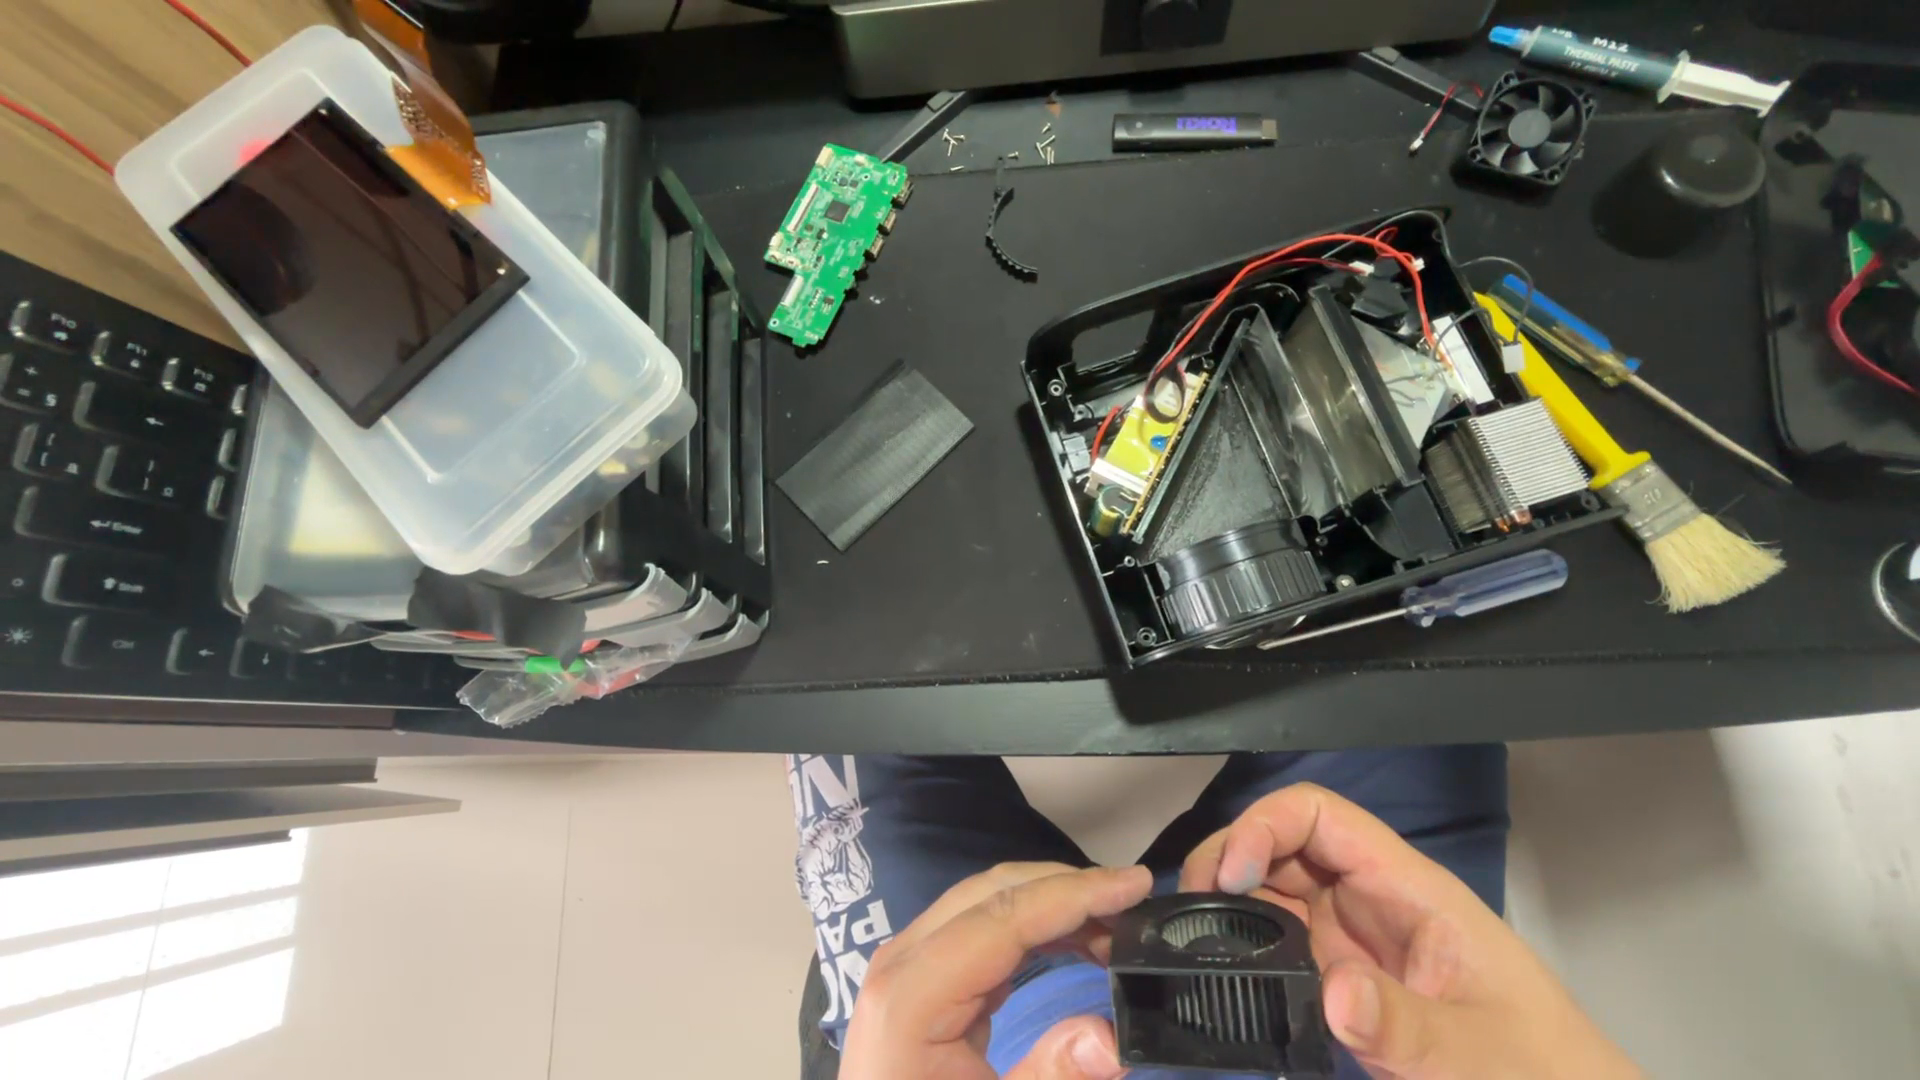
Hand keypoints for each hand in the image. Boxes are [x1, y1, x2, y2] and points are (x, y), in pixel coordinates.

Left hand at [839, 861, 1152, 1079]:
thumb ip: (1050, 1077)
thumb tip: (1113, 1036)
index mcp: (912, 995)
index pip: (1002, 916)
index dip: (1072, 894)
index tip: (1134, 885)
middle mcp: (904, 960)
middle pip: (994, 893)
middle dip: (1069, 887)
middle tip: (1135, 900)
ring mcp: (910, 961)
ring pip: (989, 900)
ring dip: (1055, 901)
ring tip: (1118, 925)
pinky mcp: (923, 971)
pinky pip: (982, 925)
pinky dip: (1034, 924)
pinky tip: (1076, 938)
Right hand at [1181, 784, 1641, 1079]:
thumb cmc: (1541, 1077)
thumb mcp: (1478, 1058)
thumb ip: (1407, 1025)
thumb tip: (1331, 989)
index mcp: (1405, 888)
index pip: (1320, 817)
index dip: (1265, 825)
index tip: (1229, 876)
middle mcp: (1368, 899)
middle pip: (1282, 843)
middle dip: (1229, 856)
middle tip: (1188, 907)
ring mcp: (1350, 938)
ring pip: (1271, 885)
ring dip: (1226, 895)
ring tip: (1188, 932)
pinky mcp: (1337, 976)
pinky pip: (1276, 937)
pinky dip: (1238, 938)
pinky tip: (1216, 962)